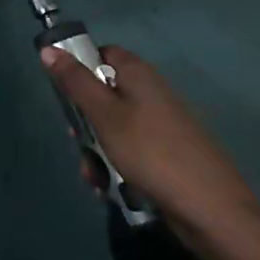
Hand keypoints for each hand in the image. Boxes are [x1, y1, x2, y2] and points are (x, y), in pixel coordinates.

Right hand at [40, 45, 255, 230]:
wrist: (211, 210)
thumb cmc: (151, 153)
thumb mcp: (105, 116)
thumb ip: (75, 82)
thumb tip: (48, 48)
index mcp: (138, 73)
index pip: (101, 53)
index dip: (79, 68)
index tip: (65, 94)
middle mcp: (150, 92)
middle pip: (103, 94)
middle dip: (85, 122)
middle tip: (79, 143)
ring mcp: (160, 124)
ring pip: (113, 128)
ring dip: (97, 151)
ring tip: (96, 178)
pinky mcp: (165, 154)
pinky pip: (130, 151)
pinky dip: (116, 167)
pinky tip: (111, 189)